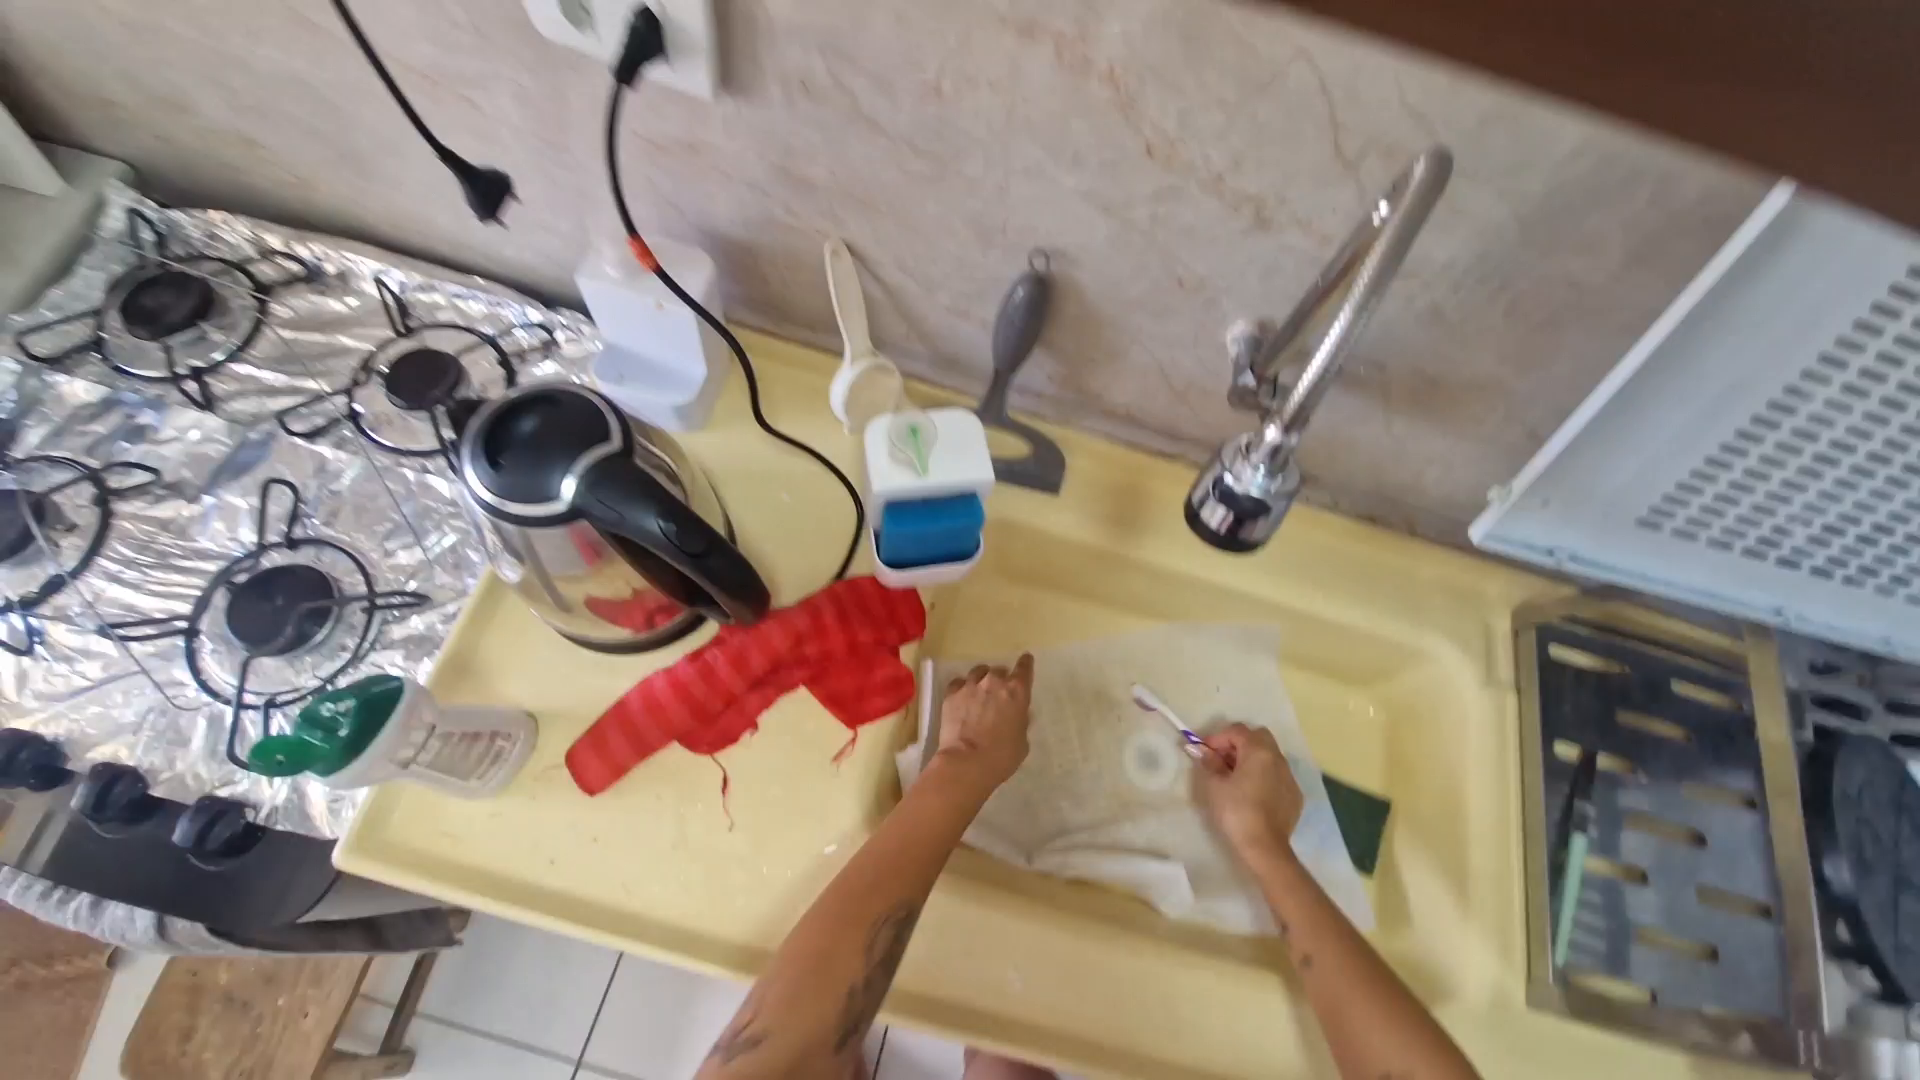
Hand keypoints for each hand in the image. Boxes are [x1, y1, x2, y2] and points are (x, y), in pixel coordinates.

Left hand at [931, 654, 1034, 793]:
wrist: (968, 761)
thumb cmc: (1002, 756)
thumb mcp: (1022, 739)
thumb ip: (1020, 720)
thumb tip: (1015, 714)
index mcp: (1017, 691)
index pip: (1024, 669)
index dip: (1025, 664)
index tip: (1025, 660)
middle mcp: (994, 682)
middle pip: (999, 671)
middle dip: (1000, 680)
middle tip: (998, 695)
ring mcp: (971, 685)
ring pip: (978, 672)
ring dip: (981, 680)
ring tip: (979, 693)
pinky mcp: (952, 694)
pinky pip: (959, 683)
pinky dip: (962, 688)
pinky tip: (962, 698)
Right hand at [1195, 722, 1303, 868]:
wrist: (1264, 847)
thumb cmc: (1235, 811)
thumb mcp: (1215, 784)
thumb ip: (1210, 762)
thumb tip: (1204, 751)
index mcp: (1259, 751)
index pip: (1237, 731)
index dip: (1218, 737)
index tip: (1204, 751)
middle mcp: (1278, 759)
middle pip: (1258, 737)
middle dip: (1238, 743)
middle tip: (1222, 759)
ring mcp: (1290, 777)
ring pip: (1270, 756)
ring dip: (1252, 759)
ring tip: (1236, 777)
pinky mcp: (1295, 795)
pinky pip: (1278, 775)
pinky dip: (1264, 775)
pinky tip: (1253, 793)